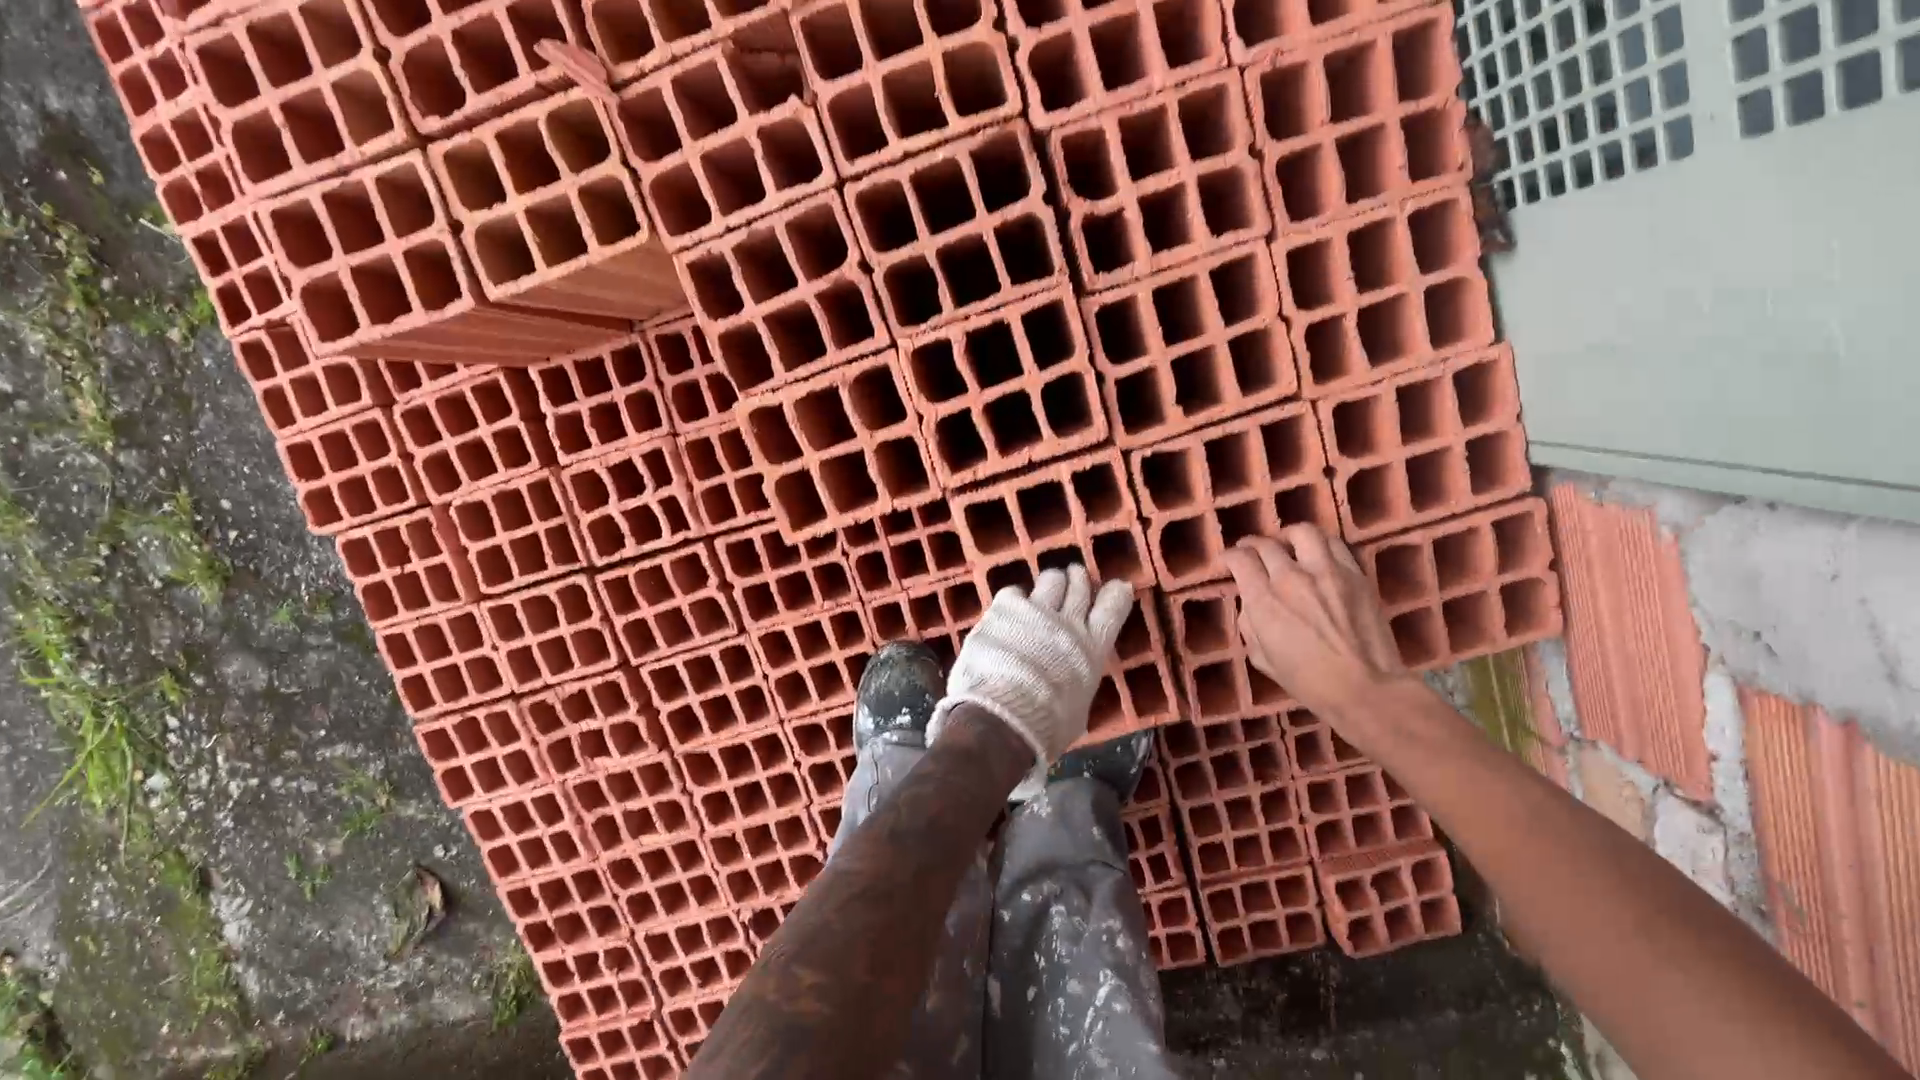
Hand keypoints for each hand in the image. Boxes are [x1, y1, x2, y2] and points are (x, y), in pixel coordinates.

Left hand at [927, 564, 1133, 795]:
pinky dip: (1015, 599)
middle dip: (1078, 580)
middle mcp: (1069, 623)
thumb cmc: (1046, 725)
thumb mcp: (1077, 709)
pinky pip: (1014, 592)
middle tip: (1073, 579)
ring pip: (1051, 580)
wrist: (1004, 716)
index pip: (1113, 609)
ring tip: (1046, 587)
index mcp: (1093, 649)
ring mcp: (1037, 611)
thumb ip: (1077, 683)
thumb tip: (1072, 683)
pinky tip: (1010, 608)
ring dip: (1051, 582)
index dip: (1115, 594)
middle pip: (1079, 586)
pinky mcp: (1006, 608)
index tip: (1117, 586)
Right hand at [1221, 527, 1415, 730]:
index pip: (1240, 559)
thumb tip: (1252, 603)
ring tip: (1288, 545)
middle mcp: (1292, 577)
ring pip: (1303, 532)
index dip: (1230, 556)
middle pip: (1266, 543)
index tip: (1229, 561)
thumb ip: (1250, 624)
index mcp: (1264, 600)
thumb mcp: (1262, 658)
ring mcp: (1327, 572)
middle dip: (1253, 545)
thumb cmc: (1307, 681)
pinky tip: (1318, 555)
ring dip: (1289, 536)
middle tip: (1253, 552)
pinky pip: (1335, 545)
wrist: (1364, 687)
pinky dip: (1320, 545)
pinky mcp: (1356, 574)